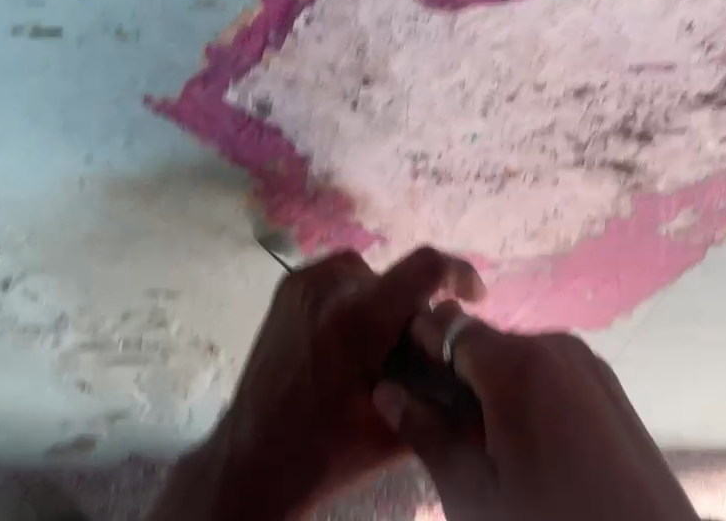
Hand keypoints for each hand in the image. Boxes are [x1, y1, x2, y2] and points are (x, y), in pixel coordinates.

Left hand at [148, 246, 483, 520]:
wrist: (251, 459)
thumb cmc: (326, 450)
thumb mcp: (395, 426)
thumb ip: (438, 384)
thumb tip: (468, 345)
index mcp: (358, 317)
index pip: (426, 265)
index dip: (459, 272)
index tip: (473, 295)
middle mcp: (329, 285)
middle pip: (396, 277)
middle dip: (413, 308)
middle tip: (414, 350)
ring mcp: (303, 282)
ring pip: (369, 274)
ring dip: (383, 302)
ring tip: (377, 347)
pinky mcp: (288, 288)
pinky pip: (340, 276)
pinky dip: (354, 298)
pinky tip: (350, 338)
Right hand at [373, 303, 701, 520]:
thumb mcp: (475, 494)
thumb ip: (426, 435)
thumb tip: (385, 392)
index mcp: (517, 363)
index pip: (446, 325)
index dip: (416, 344)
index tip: (397, 374)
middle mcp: (554, 345)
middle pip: (482, 342)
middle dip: (454, 372)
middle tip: (440, 426)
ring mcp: (587, 363)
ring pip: (516, 357)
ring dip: (491, 386)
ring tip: (485, 445)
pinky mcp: (609, 386)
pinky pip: (550, 372)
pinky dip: (527, 394)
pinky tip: (528, 446)